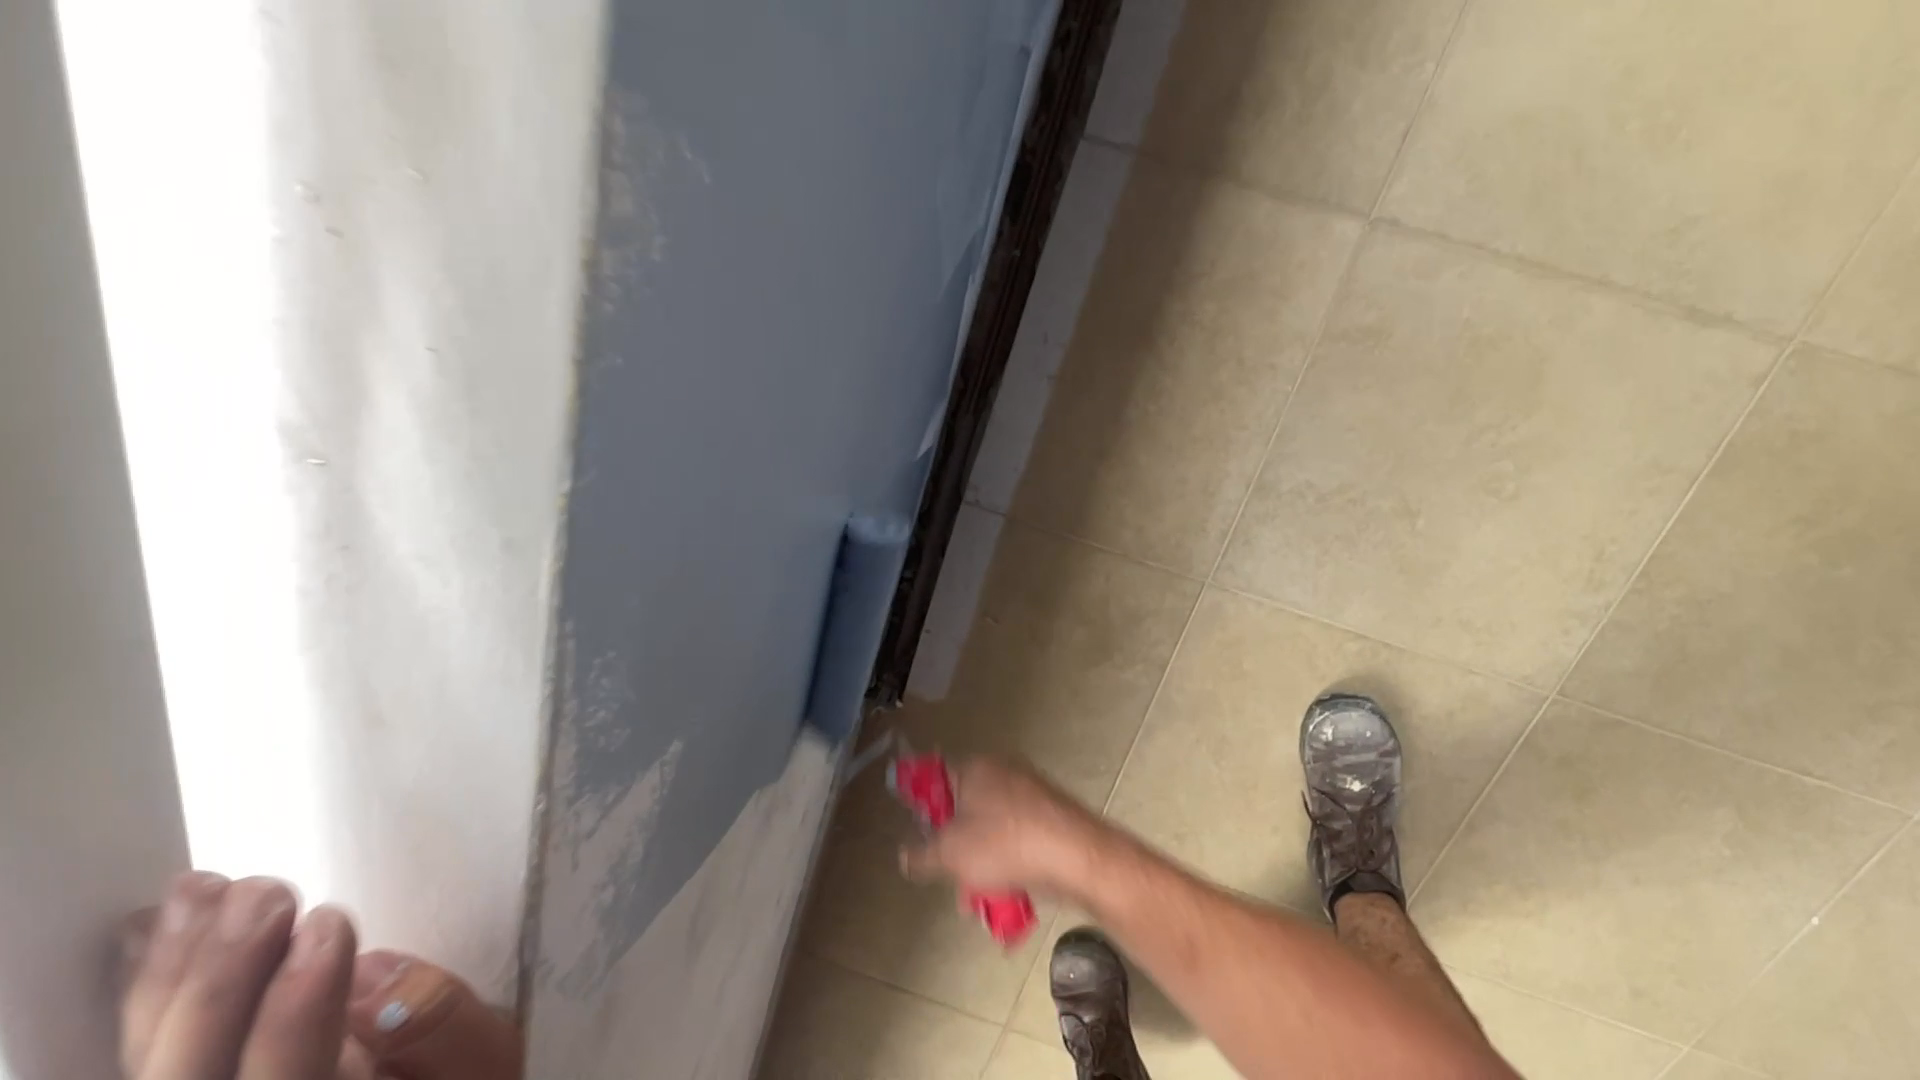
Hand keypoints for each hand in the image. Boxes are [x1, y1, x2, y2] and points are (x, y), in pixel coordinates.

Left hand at [119, 873, 523, 1079]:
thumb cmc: (454, 1074)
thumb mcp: (481, 1054)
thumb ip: (441, 1024)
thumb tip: (376, 975)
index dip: (293, 1018)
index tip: (328, 923)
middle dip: (217, 985)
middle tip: (265, 893)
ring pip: (145, 1066)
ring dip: (168, 974)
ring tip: (207, 890)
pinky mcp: (183, 1071)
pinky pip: (136, 1049)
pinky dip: (140, 986)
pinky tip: (150, 924)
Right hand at [897, 756, 1111, 901]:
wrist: (1078, 858)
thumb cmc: (1005, 846)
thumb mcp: (948, 855)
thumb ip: (920, 855)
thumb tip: (905, 855)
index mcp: (976, 768)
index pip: (937, 778)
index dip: (924, 808)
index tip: (921, 838)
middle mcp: (1004, 773)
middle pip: (966, 811)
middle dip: (957, 850)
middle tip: (953, 879)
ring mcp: (1032, 794)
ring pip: (993, 832)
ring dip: (983, 867)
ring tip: (981, 901)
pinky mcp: (1053, 819)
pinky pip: (1019, 842)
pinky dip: (1011, 866)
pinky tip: (1010, 897)